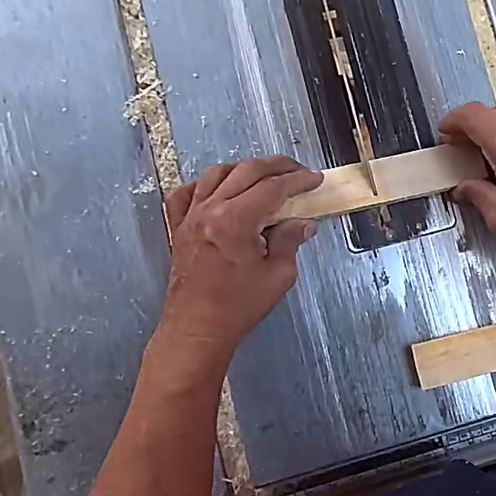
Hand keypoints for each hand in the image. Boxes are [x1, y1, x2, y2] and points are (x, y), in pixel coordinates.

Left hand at [153, 156, 322, 357]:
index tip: (315, 179)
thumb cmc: (238, 306)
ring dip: (245, 169)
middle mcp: (210, 210)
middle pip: (247, 171)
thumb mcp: (278, 274)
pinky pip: (187, 192)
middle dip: (277, 166)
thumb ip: (290, 241)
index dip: (299, 180)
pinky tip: (220, 189)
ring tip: (265, 176)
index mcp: (236, 220)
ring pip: (218, 174)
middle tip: (298, 171)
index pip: (273, 187)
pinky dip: (206, 184)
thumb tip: (302, 224)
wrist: (198, 328)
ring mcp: (191, 216)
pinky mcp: (180, 227)